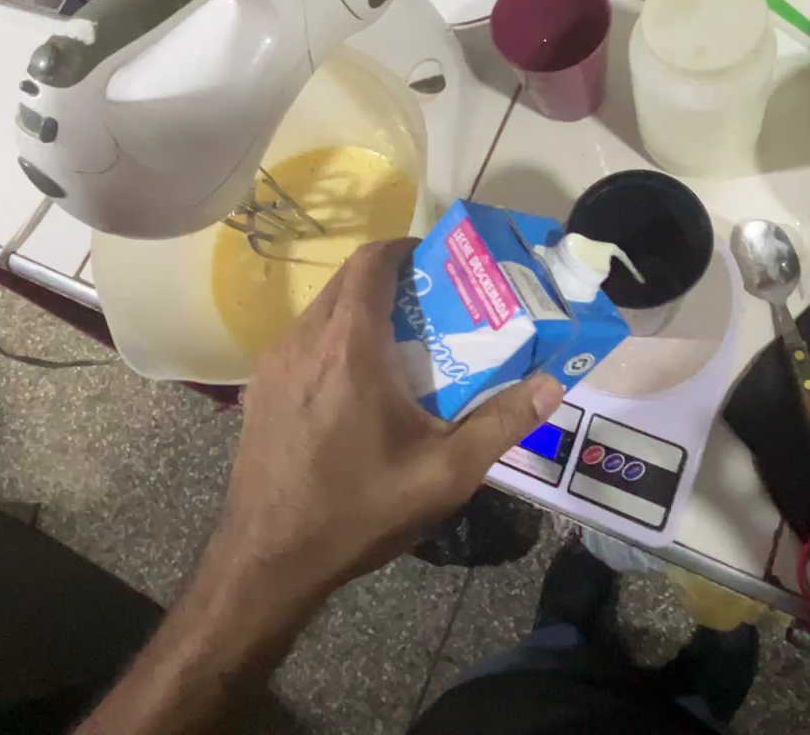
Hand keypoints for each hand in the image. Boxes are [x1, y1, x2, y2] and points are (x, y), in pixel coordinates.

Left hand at [214, 238, 564, 601]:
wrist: (267, 562)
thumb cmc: (359, 510)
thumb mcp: (444, 474)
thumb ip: (501, 423)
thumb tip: (551, 385)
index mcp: (349, 345)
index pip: (372, 261)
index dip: (407, 248)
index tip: (440, 263)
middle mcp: (304, 339)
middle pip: (349, 278)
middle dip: (392, 278)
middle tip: (435, 304)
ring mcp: (273, 364)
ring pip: (324, 308)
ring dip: (362, 308)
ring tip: (403, 342)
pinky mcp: (259, 389)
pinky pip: (303, 339)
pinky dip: (335, 337)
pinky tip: (358, 384)